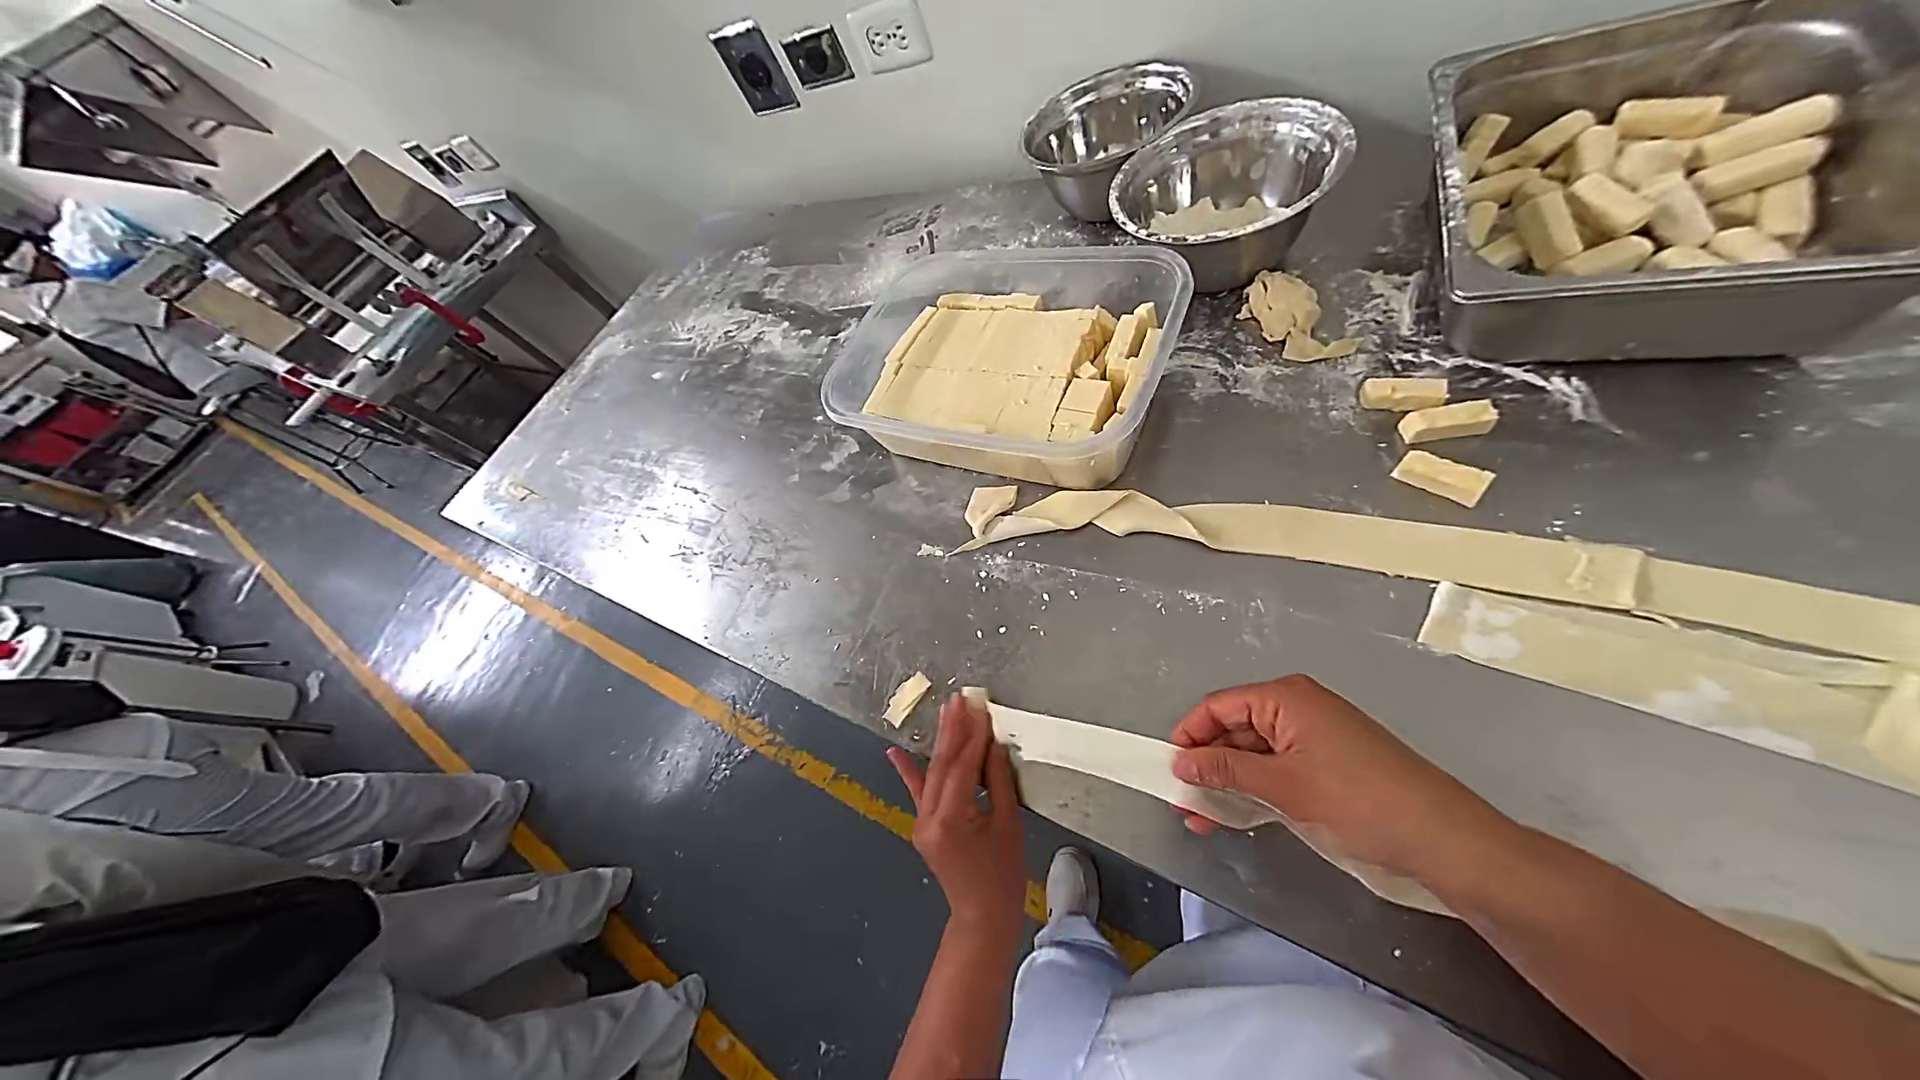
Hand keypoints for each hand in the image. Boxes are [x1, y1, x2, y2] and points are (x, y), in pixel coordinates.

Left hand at [888, 695, 1025, 937]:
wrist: (982, 917)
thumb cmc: (1003, 876)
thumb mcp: (1008, 825)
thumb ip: (997, 782)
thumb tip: (992, 746)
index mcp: (952, 820)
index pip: (962, 767)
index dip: (973, 737)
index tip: (981, 709)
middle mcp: (928, 818)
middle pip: (942, 765)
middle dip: (953, 730)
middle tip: (960, 699)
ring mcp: (922, 822)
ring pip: (931, 774)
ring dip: (940, 742)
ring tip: (947, 711)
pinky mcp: (923, 826)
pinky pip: (917, 794)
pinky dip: (907, 771)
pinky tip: (894, 751)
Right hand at [1170, 675, 1514, 879]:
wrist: (1443, 841)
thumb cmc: (1358, 801)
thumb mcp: (1281, 785)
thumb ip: (1224, 770)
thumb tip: (1181, 762)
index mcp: (1286, 698)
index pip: (1219, 706)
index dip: (1190, 735)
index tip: (1170, 769)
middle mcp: (1297, 709)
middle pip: (1234, 729)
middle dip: (1207, 765)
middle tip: (1185, 802)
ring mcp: (1314, 738)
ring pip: (1254, 754)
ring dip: (1228, 783)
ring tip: (1205, 819)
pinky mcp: (1328, 766)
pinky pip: (1277, 770)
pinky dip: (1255, 791)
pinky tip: (1239, 816)